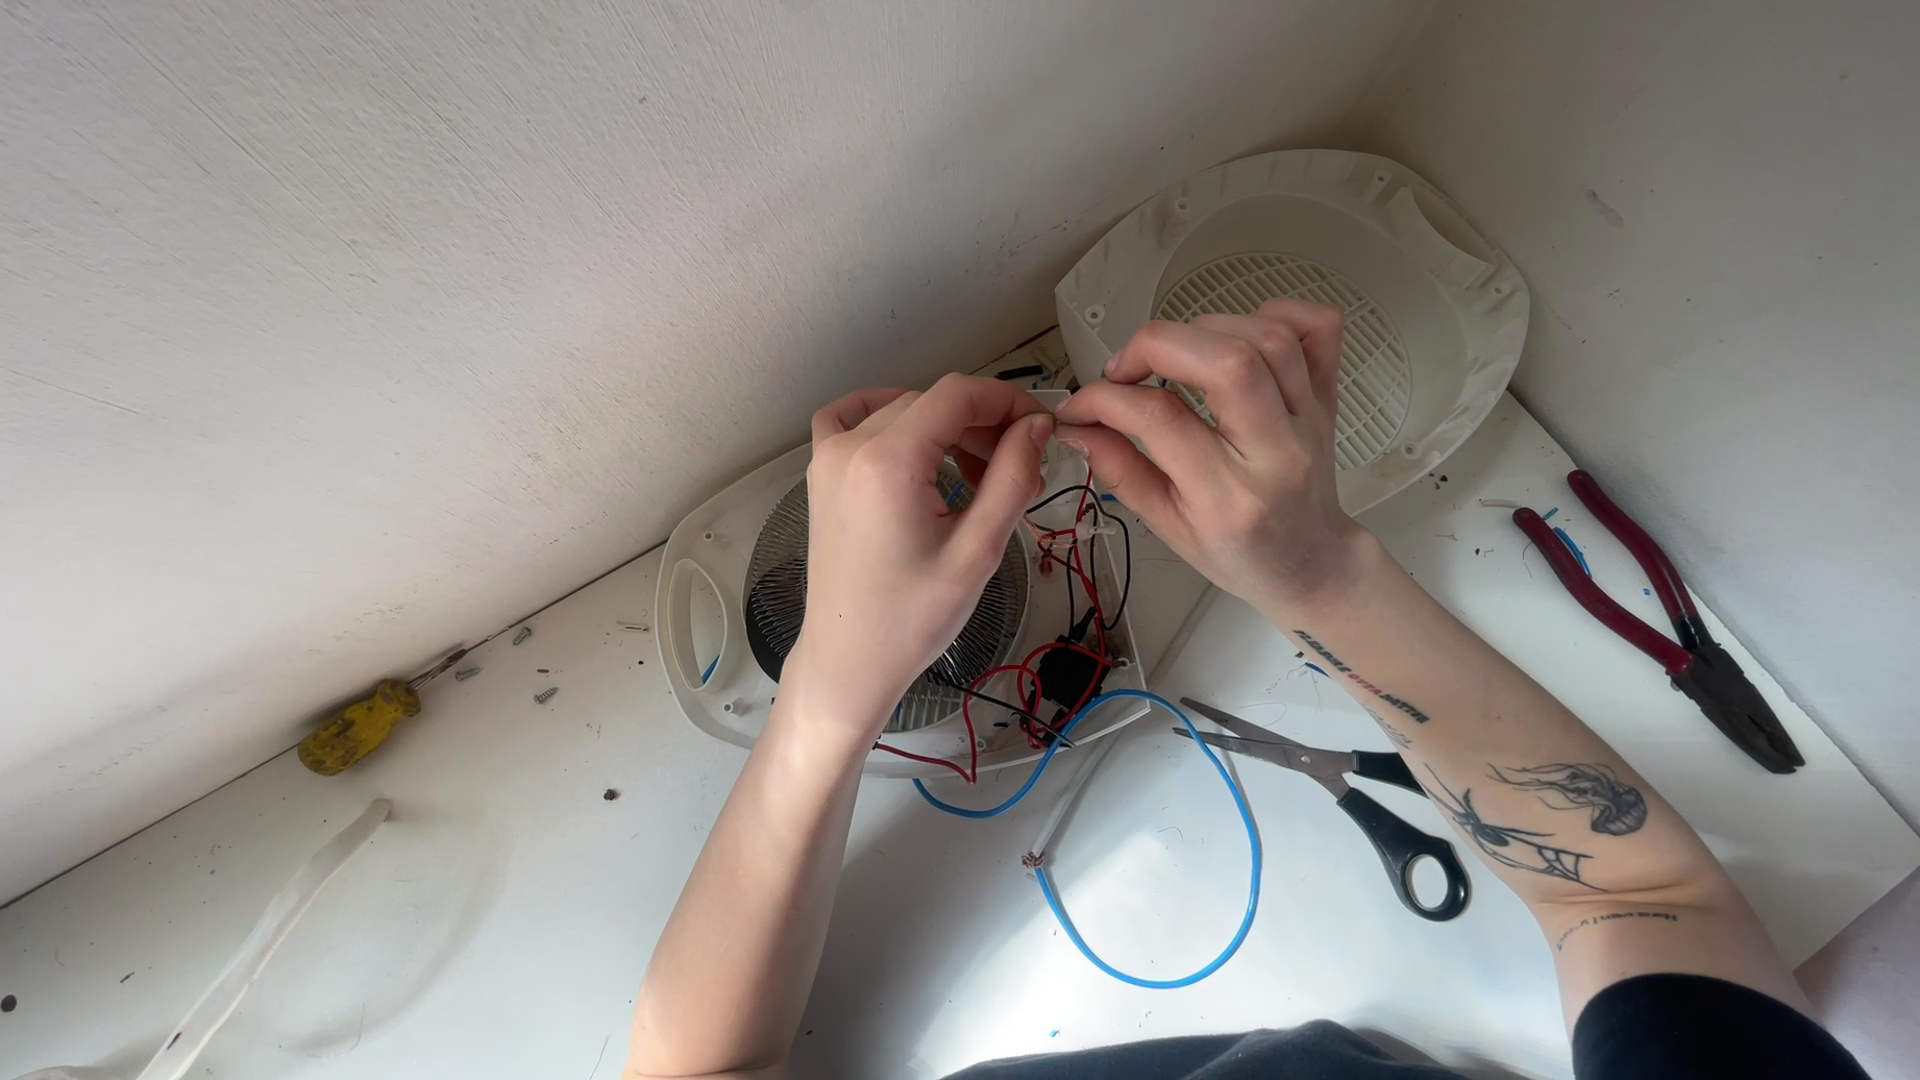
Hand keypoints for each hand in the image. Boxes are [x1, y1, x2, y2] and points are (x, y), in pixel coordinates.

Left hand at [787, 374, 1053, 738]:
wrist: (849, 660)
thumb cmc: (913, 618)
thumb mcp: (977, 551)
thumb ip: (1012, 478)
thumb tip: (1036, 426)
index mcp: (888, 462)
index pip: (957, 395)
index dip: (1006, 402)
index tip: (1040, 429)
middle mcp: (850, 447)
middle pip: (931, 401)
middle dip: (983, 423)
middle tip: (1019, 468)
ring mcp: (828, 458)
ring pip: (900, 410)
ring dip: (945, 428)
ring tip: (977, 478)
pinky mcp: (820, 475)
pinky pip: (851, 420)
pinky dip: (888, 419)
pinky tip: (916, 445)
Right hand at [1054, 298, 1366, 616]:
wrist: (1308, 563)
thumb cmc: (1236, 553)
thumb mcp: (1165, 526)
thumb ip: (1119, 471)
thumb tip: (1076, 428)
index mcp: (1227, 497)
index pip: (1160, 419)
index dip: (1103, 400)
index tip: (1078, 407)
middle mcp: (1275, 452)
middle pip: (1226, 361)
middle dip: (1156, 345)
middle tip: (1124, 368)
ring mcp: (1309, 419)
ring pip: (1268, 337)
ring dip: (1204, 328)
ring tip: (1173, 355)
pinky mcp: (1327, 397)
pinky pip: (1318, 328)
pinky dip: (1274, 313)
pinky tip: (1236, 335)